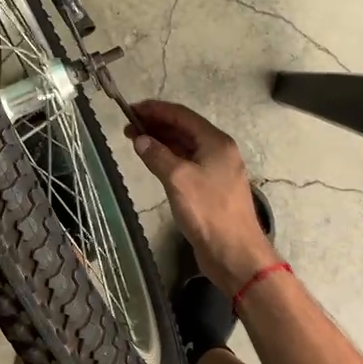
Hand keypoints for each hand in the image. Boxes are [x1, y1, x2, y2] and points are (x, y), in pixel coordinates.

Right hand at [125, 100, 277, 296]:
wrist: (235, 254)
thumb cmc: (209, 211)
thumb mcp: (179, 179)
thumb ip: (157, 155)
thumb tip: (140, 139)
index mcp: (216, 142)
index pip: (182, 115)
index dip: (155, 110)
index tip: (130, 109)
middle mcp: (218, 151)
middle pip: (183, 129)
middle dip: (156, 125)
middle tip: (127, 127)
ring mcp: (215, 170)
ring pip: (184, 147)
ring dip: (161, 142)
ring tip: (134, 142)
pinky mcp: (210, 189)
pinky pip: (186, 164)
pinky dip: (168, 159)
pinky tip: (152, 162)